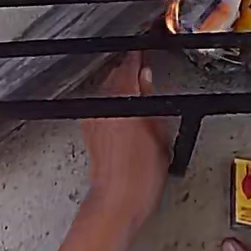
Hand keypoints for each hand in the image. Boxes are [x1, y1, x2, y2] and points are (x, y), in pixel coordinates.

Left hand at [79, 54, 172, 227]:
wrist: (118, 202)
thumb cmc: (141, 176)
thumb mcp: (160, 134)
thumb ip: (153, 101)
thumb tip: (147, 80)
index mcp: (123, 101)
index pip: (130, 66)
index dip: (138, 54)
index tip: (145, 48)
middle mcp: (104, 106)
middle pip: (115, 74)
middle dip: (130, 69)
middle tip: (145, 67)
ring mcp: (93, 117)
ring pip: (107, 88)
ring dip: (121, 84)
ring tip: (138, 88)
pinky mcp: (89, 130)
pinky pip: (101, 104)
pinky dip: (113, 100)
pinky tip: (125, 108)